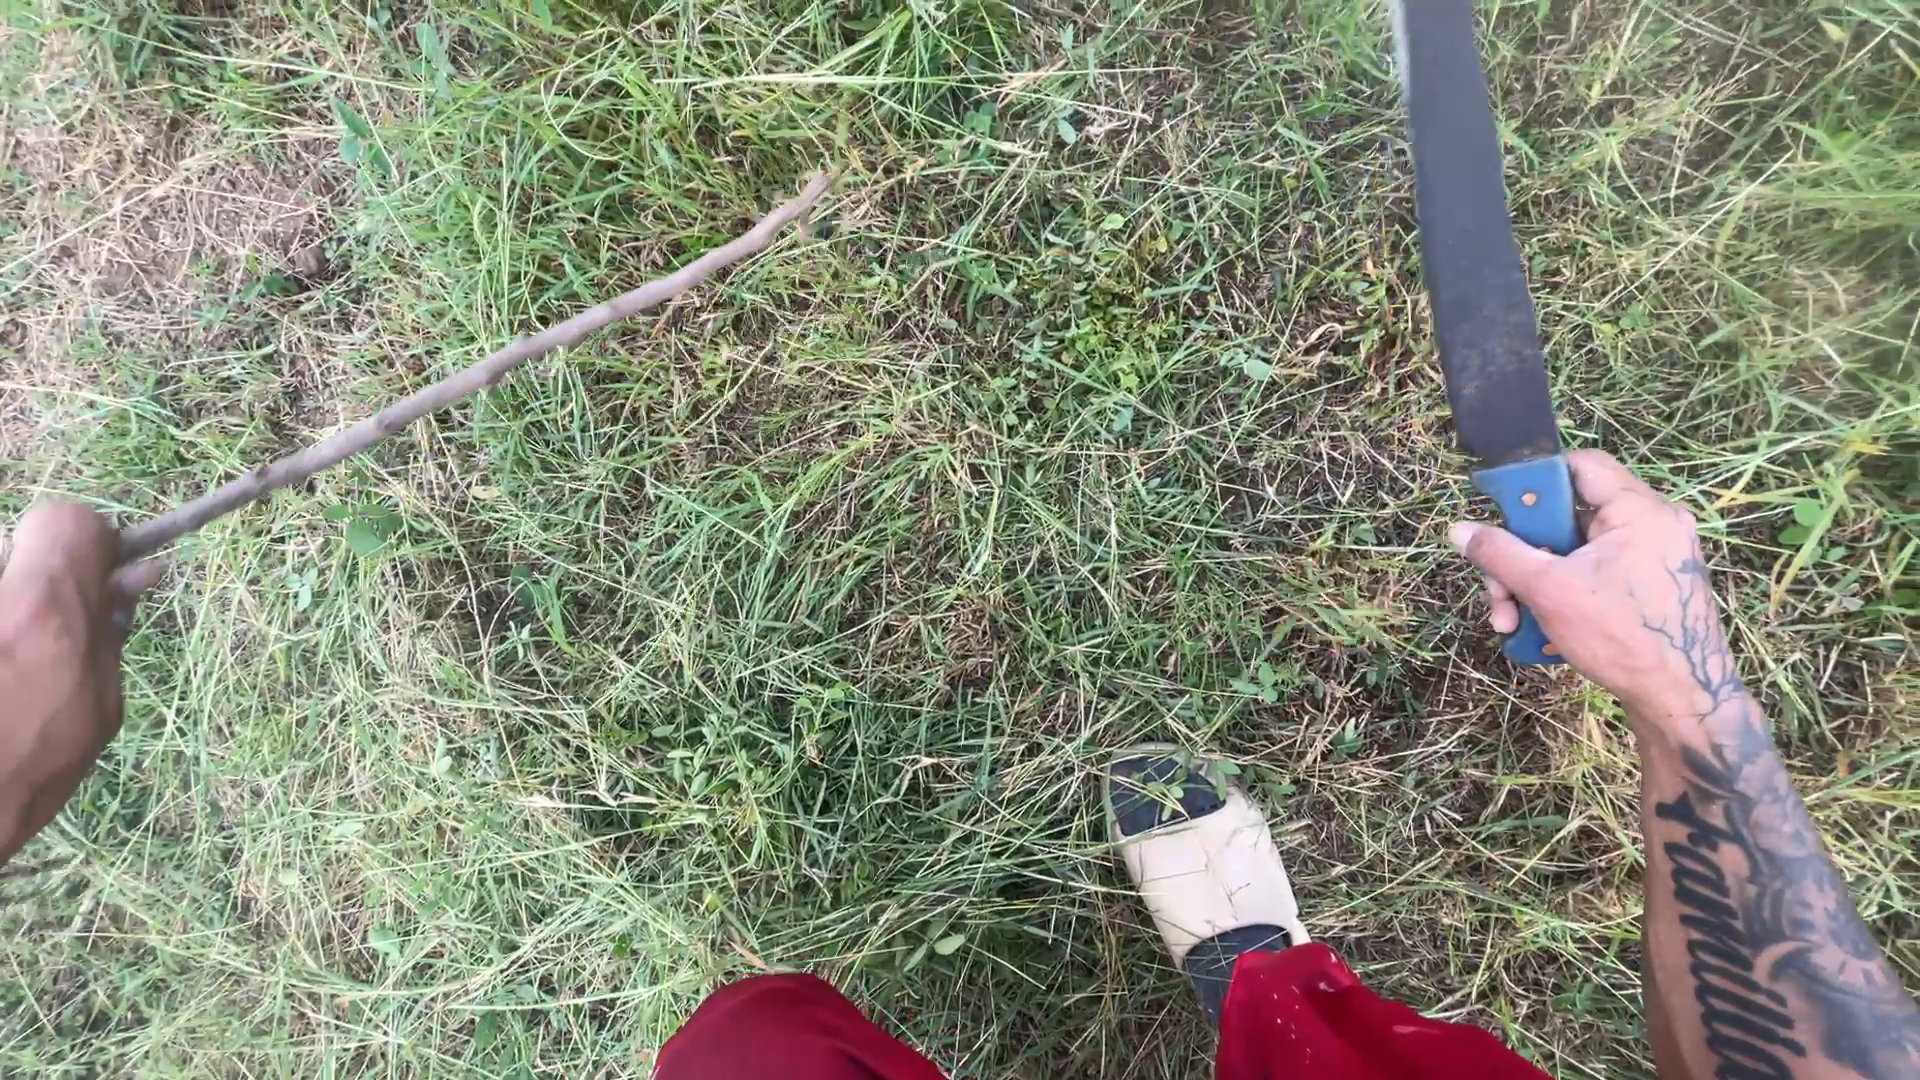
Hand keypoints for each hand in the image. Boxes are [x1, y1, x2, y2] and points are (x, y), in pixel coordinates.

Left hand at [0, 502, 157, 865]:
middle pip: (11, 557)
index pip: (66, 522)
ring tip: (0, 686)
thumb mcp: (98, 706)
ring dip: (3, 624)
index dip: (85, 548)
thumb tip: (136, 575)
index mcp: (40, 612)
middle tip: (36, 649)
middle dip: (30, 590)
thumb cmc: (19, 774)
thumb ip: (109, 633)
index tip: (94, 585)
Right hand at [1448, 450, 1739, 723]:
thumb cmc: (1621, 635)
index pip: (1579, 466)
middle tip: (1496, 583)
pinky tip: (1534, 628)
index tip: (1496, 503)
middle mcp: (1648, 526)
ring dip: (1526, 583)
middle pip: (1561, 518)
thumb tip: (1458, 530)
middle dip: (1518, 553)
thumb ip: (1497, 553)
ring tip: (1509, 620)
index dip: (1533, 479)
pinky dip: (1553, 595)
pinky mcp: (1641, 586)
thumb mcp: (1546, 588)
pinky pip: (1584, 574)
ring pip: (1566, 552)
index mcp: (1638, 513)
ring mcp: (1646, 558)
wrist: (1681, 699)